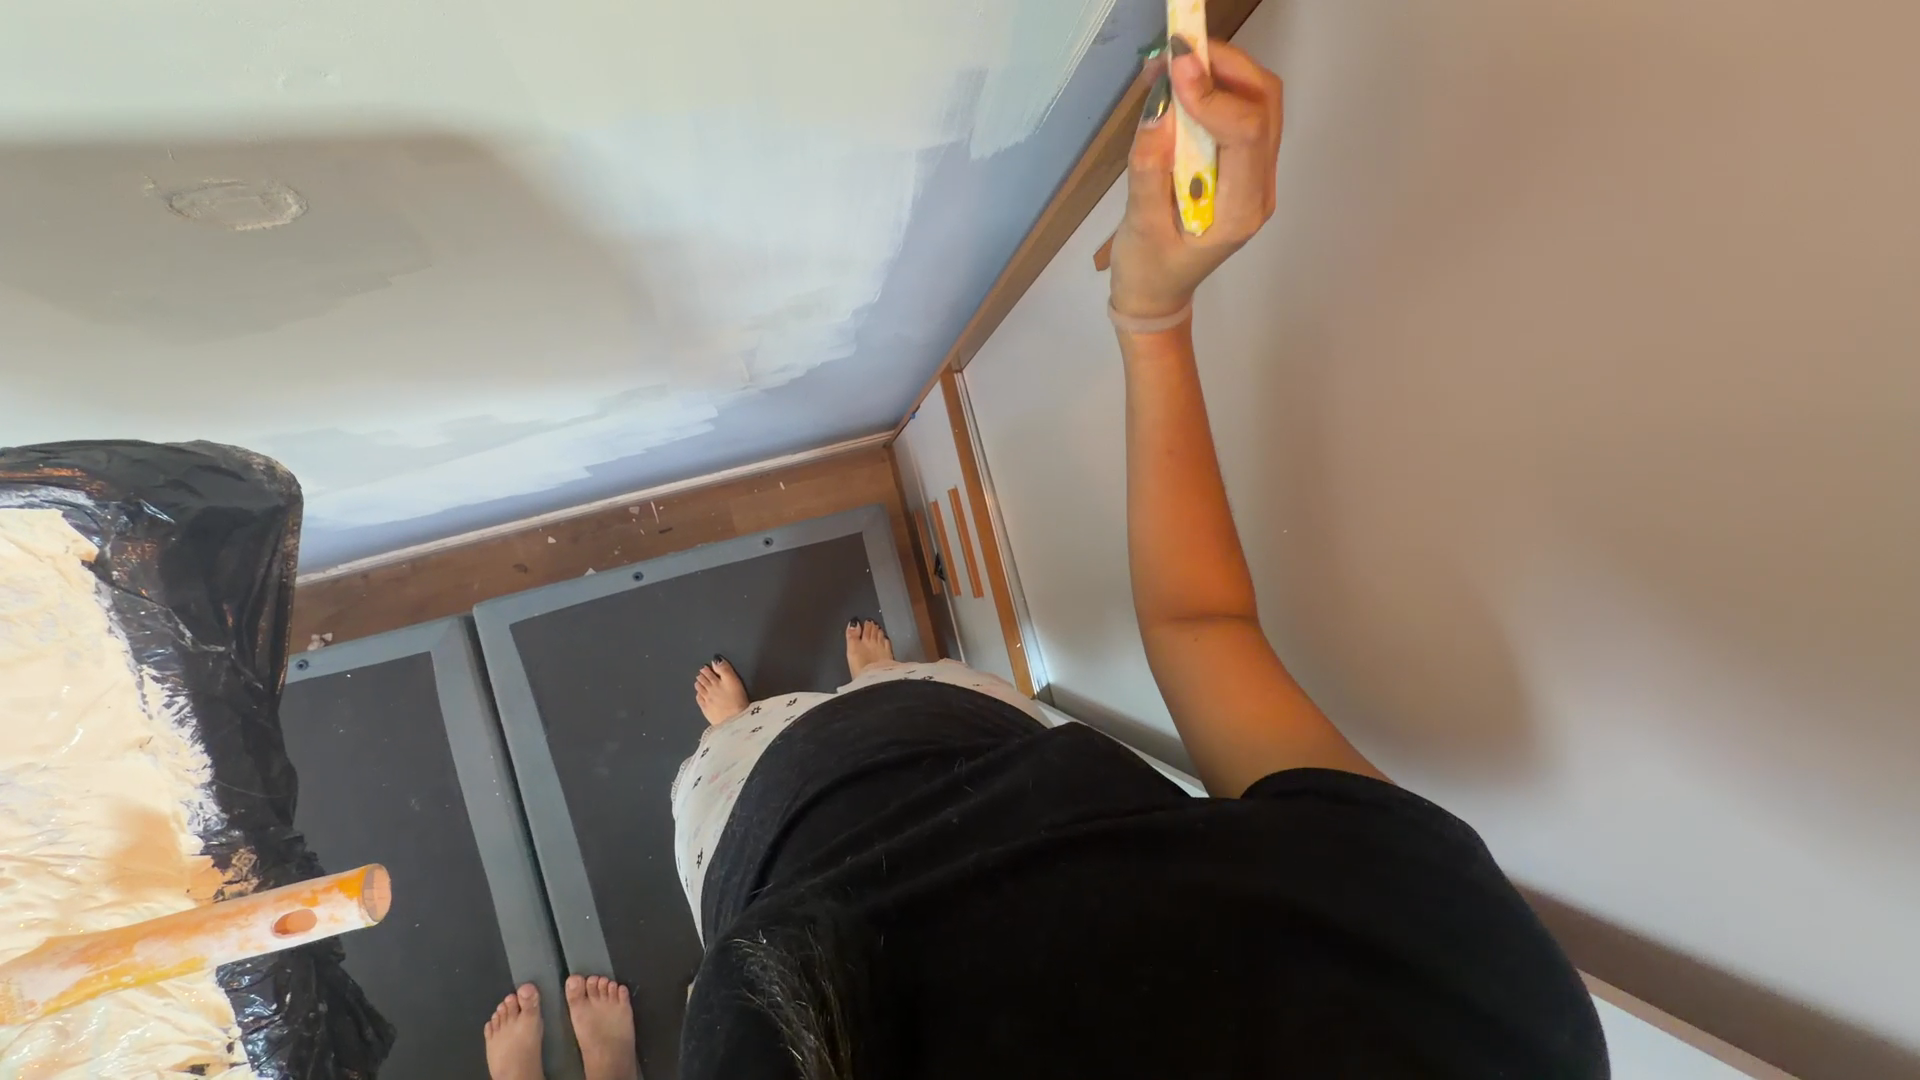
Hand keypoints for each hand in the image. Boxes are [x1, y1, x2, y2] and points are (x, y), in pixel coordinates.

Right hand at [1103, 37, 1284, 320]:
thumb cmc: (1147, 272)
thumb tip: (1158, 109)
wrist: (1155, 295)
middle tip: (1175, 51)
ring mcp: (1254, 175)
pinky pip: (1238, 114)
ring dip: (1219, 72)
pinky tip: (1180, 86)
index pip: (1246, 133)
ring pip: (1256, 101)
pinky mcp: (1239, 166)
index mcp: (1240, 211)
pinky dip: (1213, 89)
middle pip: (1262, 103)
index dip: (1213, 94)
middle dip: (1223, 67)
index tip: (1173, 69)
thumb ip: (1149, 171)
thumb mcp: (1139, 229)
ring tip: (1172, 65)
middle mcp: (1259, 188)